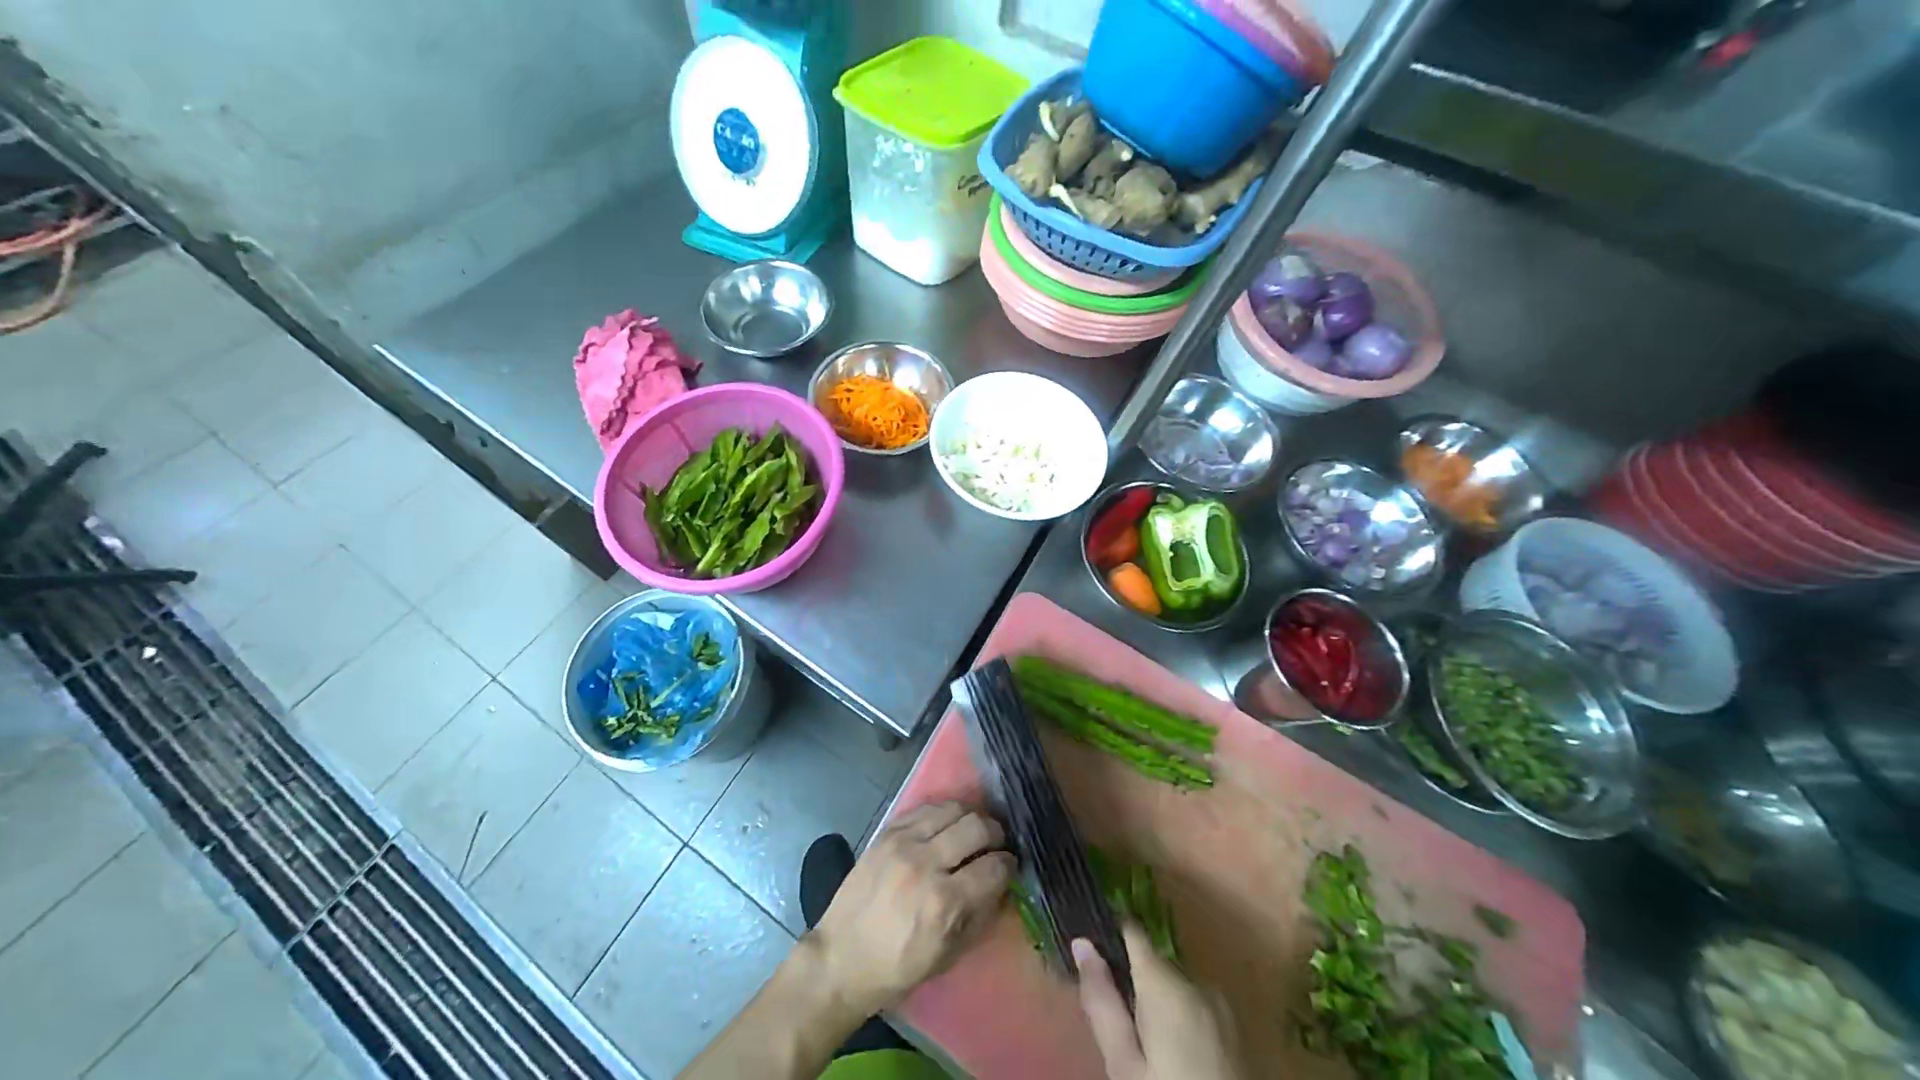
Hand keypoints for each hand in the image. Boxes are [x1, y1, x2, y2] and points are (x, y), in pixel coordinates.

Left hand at [809, 801, 1015, 1017]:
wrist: (842, 957)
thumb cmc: (899, 967)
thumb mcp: (949, 954)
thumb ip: (981, 915)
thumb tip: (1003, 884)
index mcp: (945, 902)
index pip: (995, 867)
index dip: (1009, 866)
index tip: (1009, 868)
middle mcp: (926, 864)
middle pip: (978, 827)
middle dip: (996, 835)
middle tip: (996, 845)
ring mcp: (903, 843)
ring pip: (953, 809)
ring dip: (971, 819)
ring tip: (972, 832)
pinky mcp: (886, 832)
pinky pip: (925, 808)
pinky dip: (943, 814)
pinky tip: (945, 827)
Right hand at [1074, 924, 1242, 1079]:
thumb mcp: (1123, 1063)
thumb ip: (1102, 1001)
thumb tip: (1081, 944)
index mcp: (1166, 984)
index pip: (1132, 930)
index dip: (1108, 935)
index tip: (1089, 952)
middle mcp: (1196, 980)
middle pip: (1152, 960)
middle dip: (1132, 979)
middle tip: (1118, 1021)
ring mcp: (1220, 1001)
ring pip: (1173, 981)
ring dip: (1156, 998)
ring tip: (1146, 1042)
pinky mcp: (1234, 1023)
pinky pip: (1194, 1000)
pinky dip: (1178, 1013)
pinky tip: (1172, 1051)